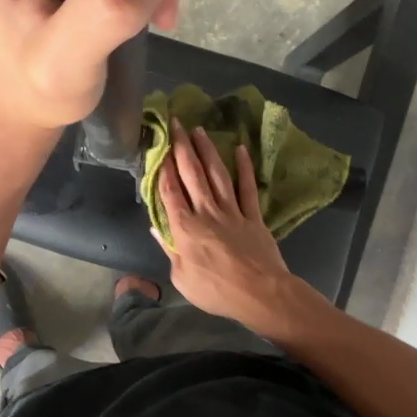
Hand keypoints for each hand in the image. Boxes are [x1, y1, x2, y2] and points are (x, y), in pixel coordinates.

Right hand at [156, 124, 319, 335]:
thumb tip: (157, 229)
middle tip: (176, 123)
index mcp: (185, 227)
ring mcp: (232, 211)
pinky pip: (248, 188)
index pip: (170, 190)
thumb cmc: (216, 290)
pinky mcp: (254, 216)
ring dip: (207, 150)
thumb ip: (170, 249)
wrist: (259, 293)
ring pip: (217, 174)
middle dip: (182, 147)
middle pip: (192, 174)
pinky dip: (245, 168)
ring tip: (199, 130)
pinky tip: (241, 149)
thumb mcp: (181, 277)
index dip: (163, 165)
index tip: (159, 144)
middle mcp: (206, 212)